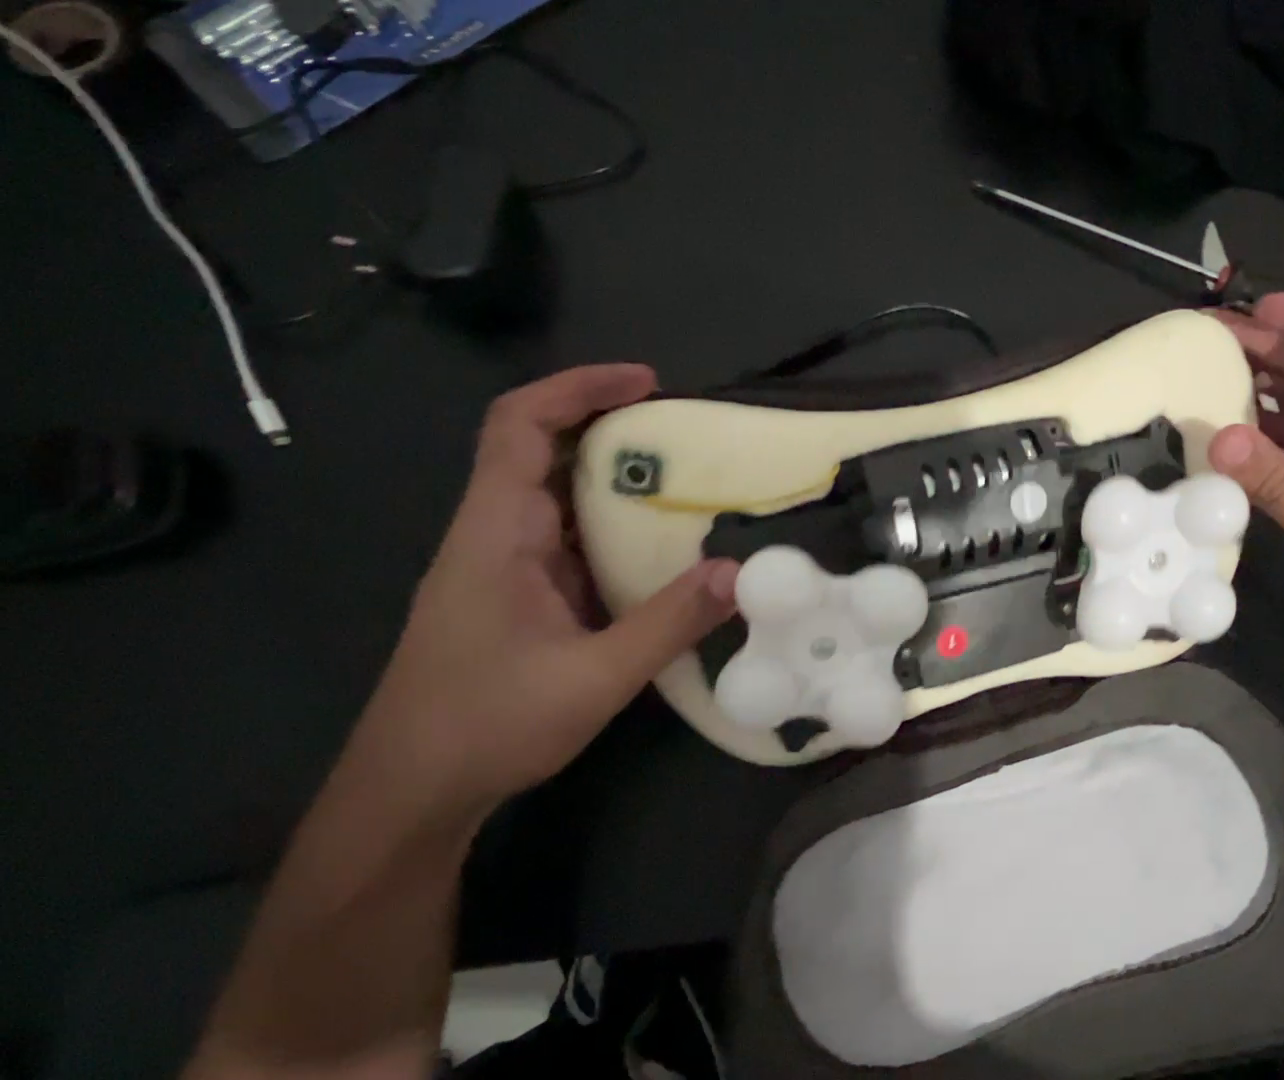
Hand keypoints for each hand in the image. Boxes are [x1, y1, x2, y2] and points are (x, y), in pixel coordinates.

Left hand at [361, 365, 737, 806]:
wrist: (413, 791)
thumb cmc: (486, 725)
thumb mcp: (593, 677)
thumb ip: (668, 623)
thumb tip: (740, 573)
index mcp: (495, 532)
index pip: (519, 425)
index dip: (578, 388)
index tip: (647, 384)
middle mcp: (495, 536)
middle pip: (544, 452)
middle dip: (614, 433)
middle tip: (691, 442)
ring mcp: (503, 569)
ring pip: (559, 499)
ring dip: (617, 485)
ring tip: (691, 490)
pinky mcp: (516, 599)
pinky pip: (568, 543)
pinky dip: (613, 533)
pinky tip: (661, 557)